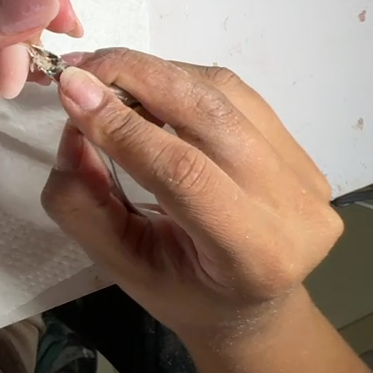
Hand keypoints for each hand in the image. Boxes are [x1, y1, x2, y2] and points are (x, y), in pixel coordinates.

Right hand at [41, 50, 341, 350]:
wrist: (248, 304)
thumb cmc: (178, 289)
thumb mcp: (115, 263)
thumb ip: (81, 203)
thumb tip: (72, 131)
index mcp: (253, 254)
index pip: (183, 172)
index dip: (121, 125)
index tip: (68, 89)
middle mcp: (294, 208)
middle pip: (209, 113)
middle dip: (134, 77)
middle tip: (77, 68)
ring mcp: (304, 172)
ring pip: (219, 90)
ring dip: (150, 72)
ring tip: (101, 78)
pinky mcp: (298, 145)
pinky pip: (229, 90)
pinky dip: (173, 78)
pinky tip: (141, 90)